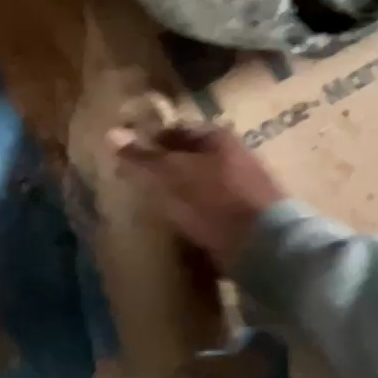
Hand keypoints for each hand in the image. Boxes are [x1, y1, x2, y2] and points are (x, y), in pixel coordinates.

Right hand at [106, 123, 286, 268]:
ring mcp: (246, 185)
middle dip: (166, 168)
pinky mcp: (251, 214)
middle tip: (141, 183)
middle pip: (189, 156)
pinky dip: (197, 210)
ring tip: (158, 206)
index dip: (149, 142)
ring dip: (182, 191)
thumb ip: (142, 156)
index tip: (130, 159)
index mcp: (217, 136)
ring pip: (202, 181)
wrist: (267, 247)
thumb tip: (110, 134)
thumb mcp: (171, 174)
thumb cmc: (214, 200)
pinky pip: (214, 205)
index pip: (173, 131)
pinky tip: (183, 223)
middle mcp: (235, 154)